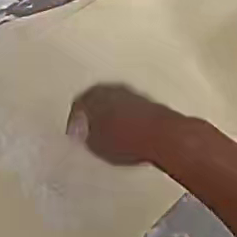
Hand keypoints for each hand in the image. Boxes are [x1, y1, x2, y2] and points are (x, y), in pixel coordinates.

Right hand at [67, 84, 192, 166]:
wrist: (162, 137)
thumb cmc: (128, 138)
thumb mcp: (95, 146)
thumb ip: (87, 137)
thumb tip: (86, 136)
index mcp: (92, 96)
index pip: (77, 105)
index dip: (74, 121)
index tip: (74, 131)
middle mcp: (111, 90)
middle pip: (96, 100)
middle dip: (92, 114)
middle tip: (89, 129)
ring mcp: (132, 94)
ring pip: (114, 102)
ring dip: (110, 115)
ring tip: (109, 133)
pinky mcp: (148, 103)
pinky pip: (130, 109)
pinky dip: (126, 118)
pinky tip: (127, 133)